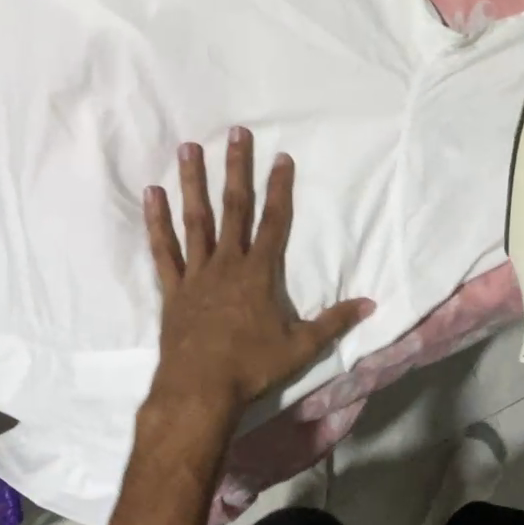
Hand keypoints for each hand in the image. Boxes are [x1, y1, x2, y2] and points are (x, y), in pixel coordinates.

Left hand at [143, 127, 374, 416]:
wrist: (199, 391)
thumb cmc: (253, 367)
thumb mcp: (302, 347)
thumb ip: (335, 321)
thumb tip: (371, 304)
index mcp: (260, 273)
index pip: (275, 221)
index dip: (280, 188)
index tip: (282, 157)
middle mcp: (228, 264)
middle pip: (234, 208)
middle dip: (237, 168)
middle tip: (236, 132)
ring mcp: (197, 274)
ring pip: (195, 219)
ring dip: (192, 183)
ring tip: (188, 148)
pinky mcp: (173, 290)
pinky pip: (163, 250)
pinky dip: (156, 222)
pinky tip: (152, 194)